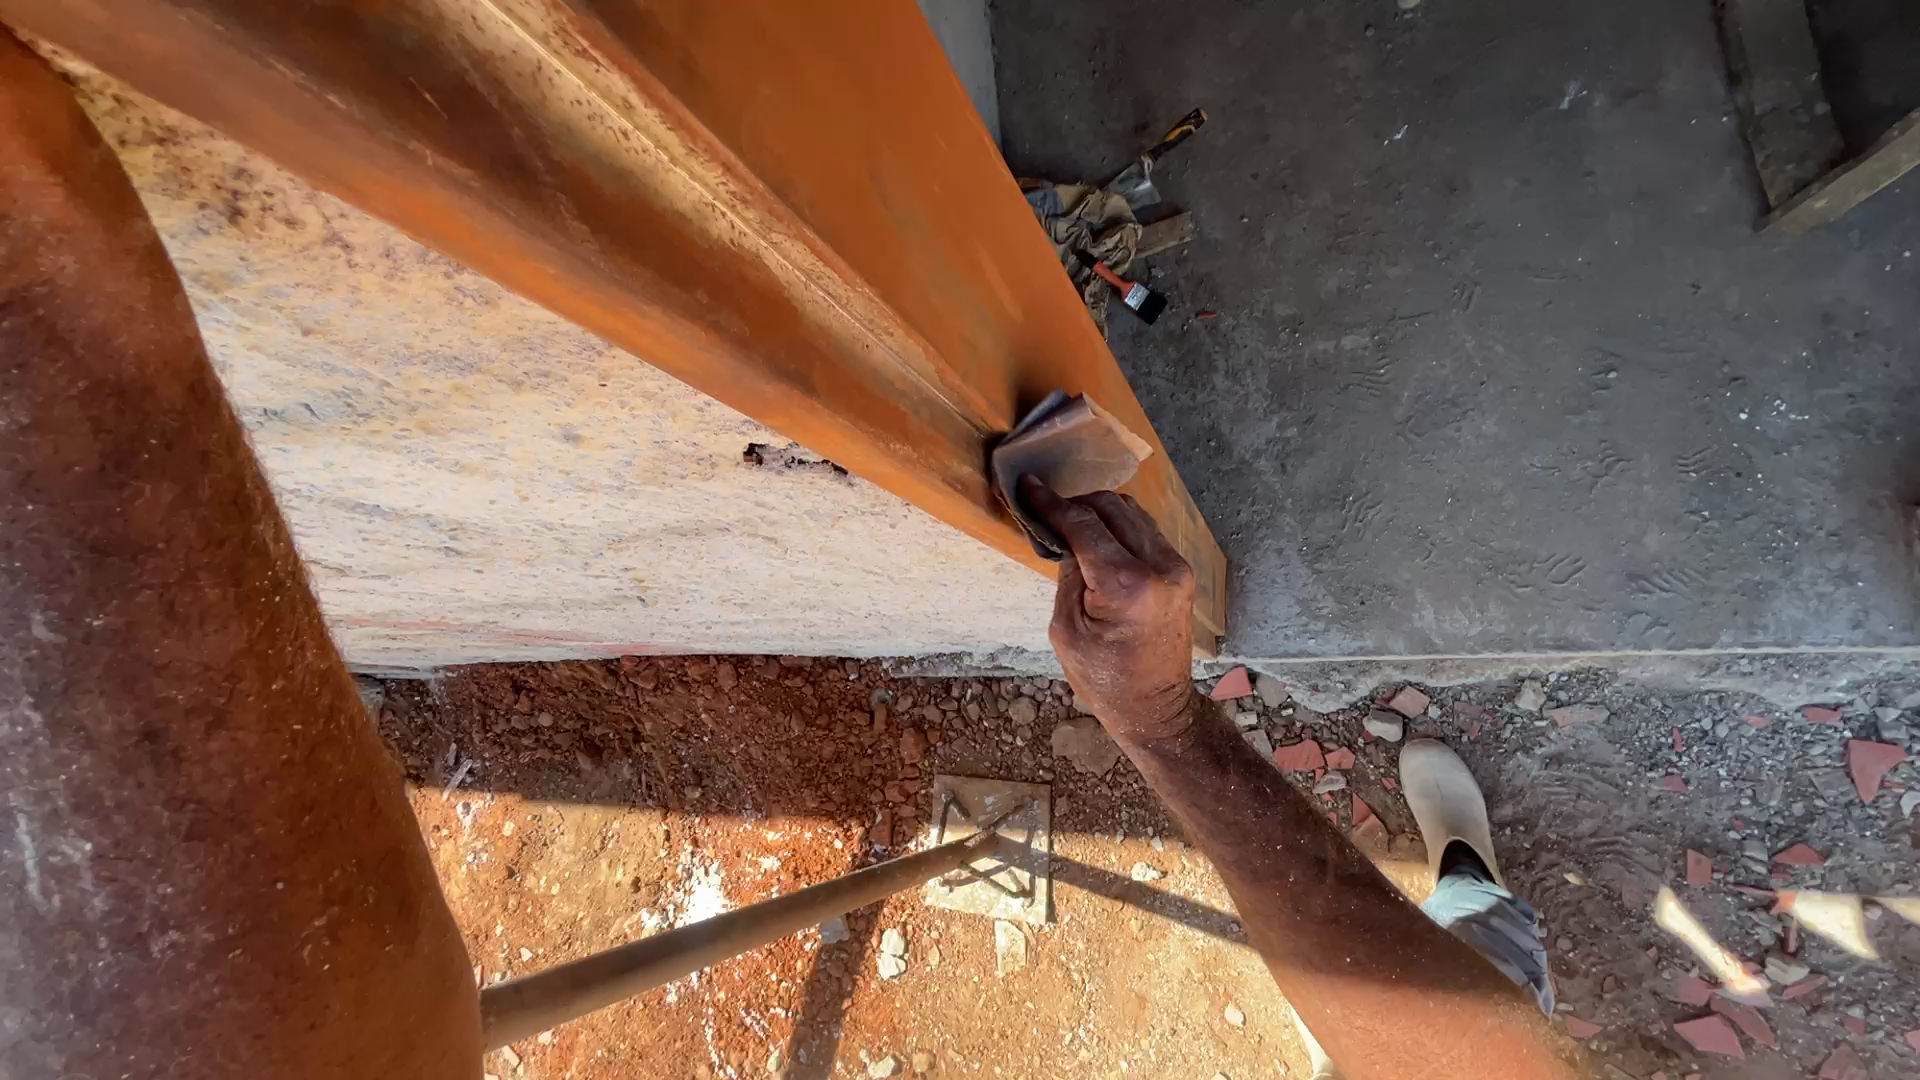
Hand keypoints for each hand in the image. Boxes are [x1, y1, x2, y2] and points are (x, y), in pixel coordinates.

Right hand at [1019, 476, 1197, 741]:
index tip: (1028, 486)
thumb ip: (1067, 571)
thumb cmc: (1102, 677)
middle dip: (1075, 503)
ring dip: (1097, 512)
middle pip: (1111, 506)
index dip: (1052, 503)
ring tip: (1070, 527)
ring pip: (1131, 511)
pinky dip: (1117, 525)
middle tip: (1047, 513)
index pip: (1084, 524)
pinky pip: (1144, 529)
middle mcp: (1160, 566)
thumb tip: (1063, 533)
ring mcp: (1176, 566)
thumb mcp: (1066, 628)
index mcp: (1127, 585)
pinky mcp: (1180, 570)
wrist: (1154, 706)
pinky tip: (1097, 539)